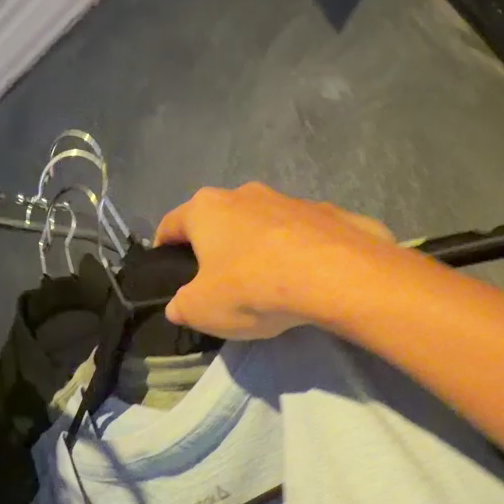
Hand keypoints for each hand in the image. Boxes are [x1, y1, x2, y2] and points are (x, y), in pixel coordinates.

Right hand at [153, 183, 399, 339]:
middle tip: (221, 280)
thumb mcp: (202, 309)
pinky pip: (306, 234)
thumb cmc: (254, 286)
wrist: (338, 277)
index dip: (164, 246)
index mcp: (206, 208)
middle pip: (220, 220)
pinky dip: (302, 251)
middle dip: (218, 245)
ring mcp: (291, 200)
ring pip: (264, 224)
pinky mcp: (332, 213)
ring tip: (272, 282)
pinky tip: (311, 280)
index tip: (166, 267)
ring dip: (262, 246)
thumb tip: (179, 306)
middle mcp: (244, 194)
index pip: (172, 224)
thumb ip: (182, 306)